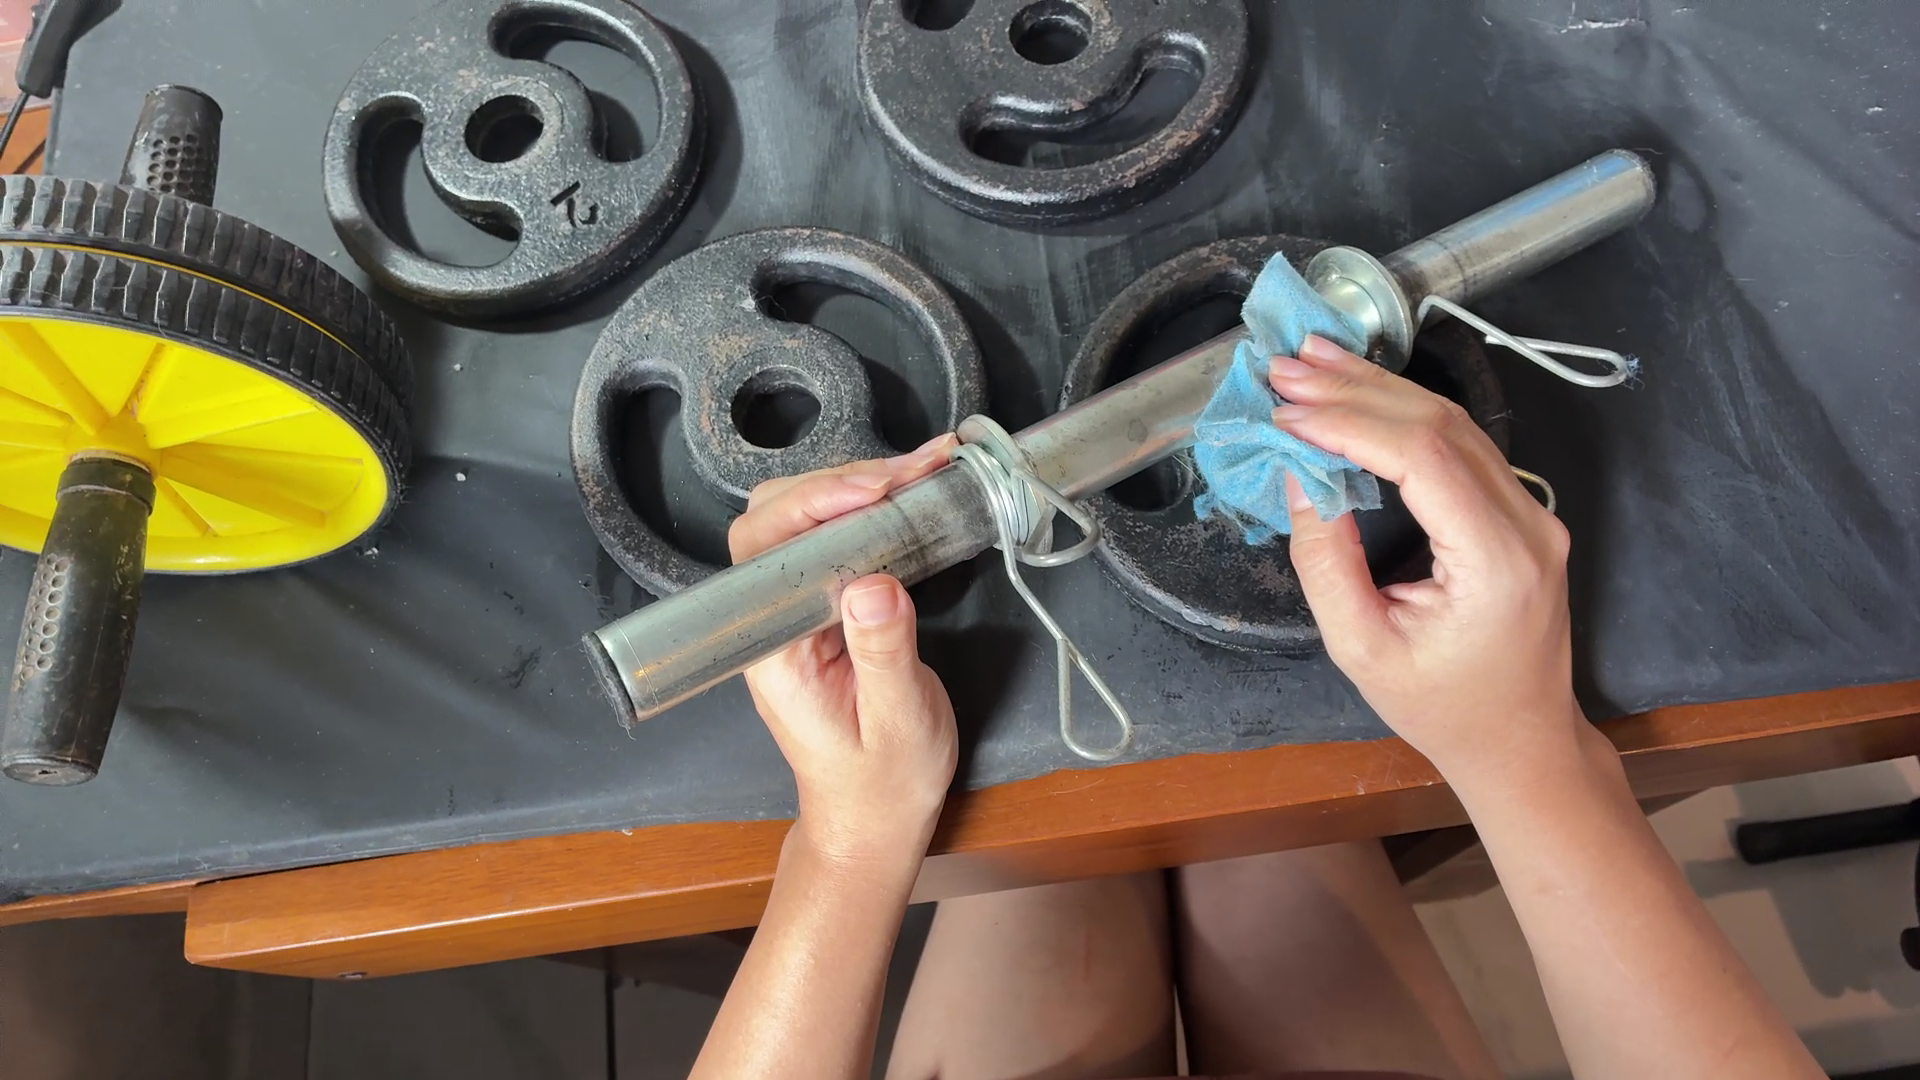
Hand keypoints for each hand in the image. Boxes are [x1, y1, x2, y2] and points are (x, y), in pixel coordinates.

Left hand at [727, 436, 960, 866]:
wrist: (874, 815)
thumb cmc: (883, 784)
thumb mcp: (898, 724)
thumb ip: (883, 654)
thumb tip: (875, 580)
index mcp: (774, 647)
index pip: (767, 550)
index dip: (813, 506)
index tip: (878, 491)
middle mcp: (775, 617)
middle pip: (780, 517)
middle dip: (846, 481)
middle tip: (919, 470)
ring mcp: (800, 607)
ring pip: (809, 518)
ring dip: (866, 483)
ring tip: (928, 468)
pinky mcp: (830, 603)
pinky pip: (842, 538)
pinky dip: (881, 507)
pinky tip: (919, 491)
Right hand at [1270, 335, 1582, 787]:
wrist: (1519, 738)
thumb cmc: (1435, 705)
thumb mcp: (1359, 646)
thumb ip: (1325, 560)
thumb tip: (1300, 478)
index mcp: (1494, 558)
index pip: (1420, 457)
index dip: (1348, 425)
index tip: (1284, 413)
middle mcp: (1525, 520)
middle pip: (1439, 424)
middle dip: (1355, 389)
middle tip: (1285, 366)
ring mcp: (1529, 510)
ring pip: (1451, 422)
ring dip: (1375, 388)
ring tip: (1311, 360)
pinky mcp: (1515, 510)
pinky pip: (1457, 443)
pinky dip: (1398, 412)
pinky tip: (1358, 391)